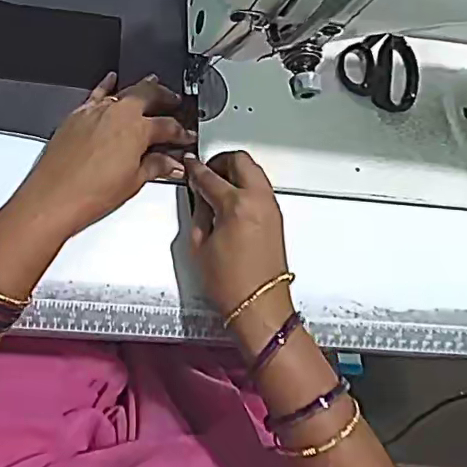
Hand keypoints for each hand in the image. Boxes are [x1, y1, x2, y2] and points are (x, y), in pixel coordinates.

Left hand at [7, 73, 192, 241]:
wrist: (52, 198)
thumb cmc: (88, 193)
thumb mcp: (132, 182)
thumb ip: (154, 166)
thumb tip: (168, 163)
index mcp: (137, 129)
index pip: (168, 126)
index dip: (181, 132)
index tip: (186, 137)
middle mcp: (116, 113)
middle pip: (148, 95)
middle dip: (166, 98)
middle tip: (176, 102)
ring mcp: (94, 112)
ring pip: (123, 92)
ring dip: (140, 89)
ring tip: (153, 86)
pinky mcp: (76, 116)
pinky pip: (95, 94)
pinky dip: (105, 86)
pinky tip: (111, 80)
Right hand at [185, 151, 289, 325]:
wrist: (258, 305)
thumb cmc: (231, 284)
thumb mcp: (199, 245)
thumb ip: (199, 211)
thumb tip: (199, 196)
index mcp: (236, 205)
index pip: (210, 176)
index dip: (195, 169)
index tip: (190, 165)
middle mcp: (258, 201)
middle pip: (240, 161)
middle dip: (220, 161)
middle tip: (205, 170)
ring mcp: (271, 208)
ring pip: (254, 171)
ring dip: (234, 171)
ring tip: (216, 184)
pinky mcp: (276, 218)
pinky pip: (260, 188)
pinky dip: (245, 185)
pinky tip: (230, 198)